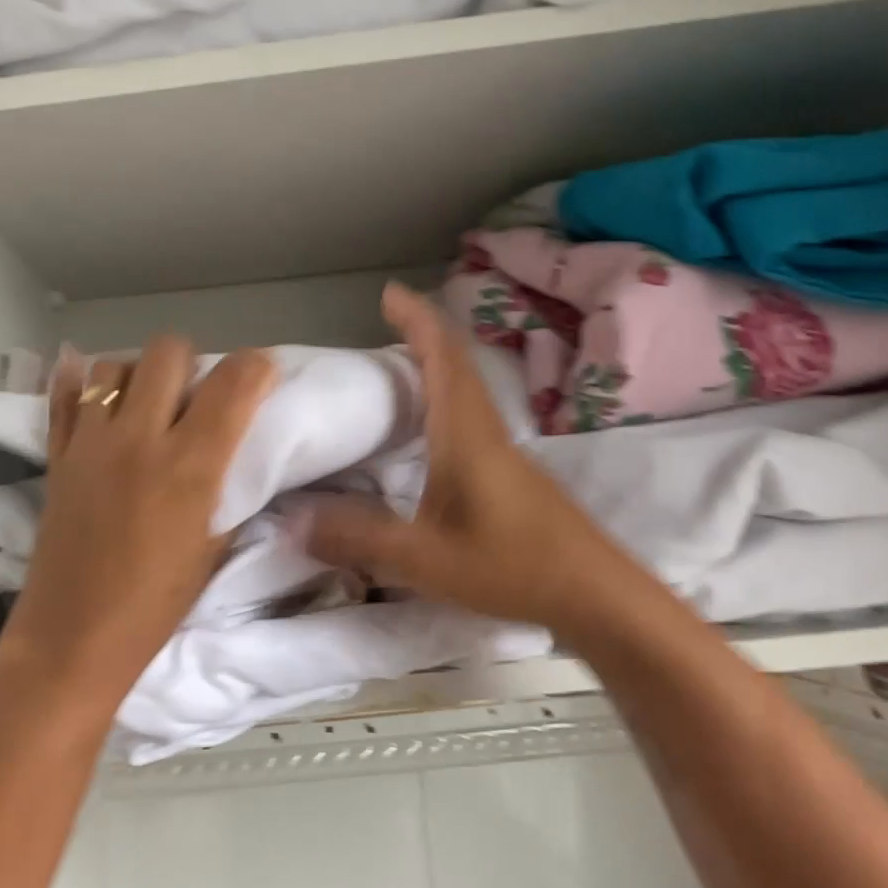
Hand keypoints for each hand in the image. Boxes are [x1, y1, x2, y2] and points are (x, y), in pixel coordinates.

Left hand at [0, 337, 276, 703]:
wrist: (75, 636)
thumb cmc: (156, 605)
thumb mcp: (212, 548)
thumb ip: (226, 492)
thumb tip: (235, 455)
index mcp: (191, 466)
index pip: (232, 382)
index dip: (256, 368)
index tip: (261, 379)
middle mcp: (139, 439)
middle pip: (168, 352)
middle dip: (193, 364)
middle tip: (198, 398)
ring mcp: (90, 443)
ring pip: (115, 365)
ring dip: (140, 376)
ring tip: (148, 407)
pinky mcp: (56, 455)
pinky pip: (64, 396)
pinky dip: (81, 385)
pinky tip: (97, 395)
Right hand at [303, 284, 640, 642]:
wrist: (594, 593)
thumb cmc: (511, 567)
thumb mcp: (424, 559)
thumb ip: (359, 538)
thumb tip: (293, 521)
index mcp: (465, 437)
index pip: (443, 360)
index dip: (417, 321)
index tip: (389, 293)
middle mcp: (488, 434)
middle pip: (459, 367)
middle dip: (424, 338)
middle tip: (385, 331)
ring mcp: (507, 455)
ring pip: (468, 394)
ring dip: (437, 370)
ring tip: (399, 376)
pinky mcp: (515, 477)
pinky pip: (473, 422)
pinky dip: (446, 406)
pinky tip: (430, 438)